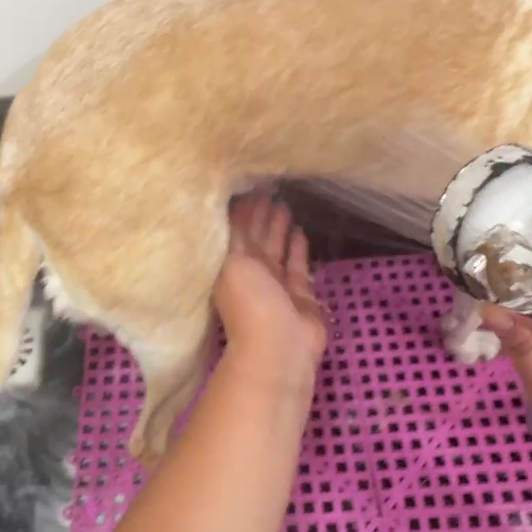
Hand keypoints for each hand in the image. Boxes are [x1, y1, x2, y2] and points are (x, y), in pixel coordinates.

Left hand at [213, 195, 327, 382]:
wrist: (280, 347)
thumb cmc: (251, 303)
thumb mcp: (234, 263)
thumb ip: (237, 235)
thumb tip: (236, 206)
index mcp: (231, 266)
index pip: (236, 231)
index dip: (242, 210)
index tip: (249, 185)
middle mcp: (252, 274)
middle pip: (256, 238)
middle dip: (261, 215)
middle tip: (269, 188)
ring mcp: (276, 286)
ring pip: (277, 249)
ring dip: (279, 229)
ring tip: (283, 204)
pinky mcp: (300, 296)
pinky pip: (298, 266)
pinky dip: (298, 249)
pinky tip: (299, 230)